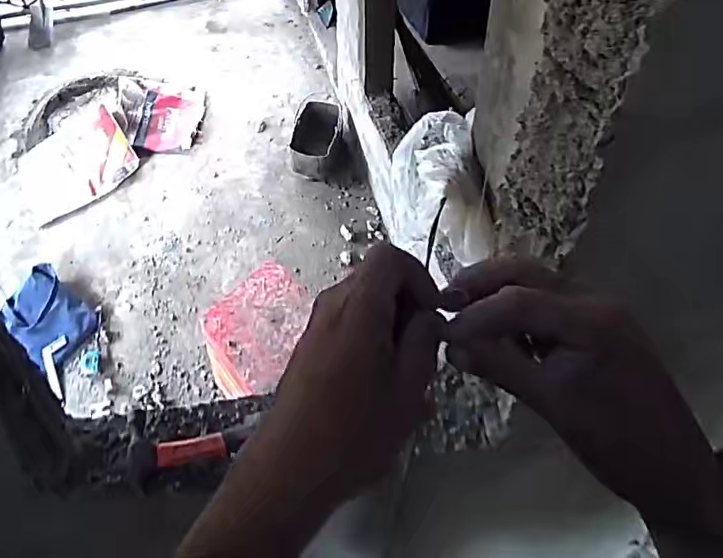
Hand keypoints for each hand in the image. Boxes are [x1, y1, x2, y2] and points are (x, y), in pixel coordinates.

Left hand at [180, 245, 443, 555]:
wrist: (290, 467)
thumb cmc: (353, 432)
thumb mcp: (408, 389)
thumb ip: (424, 341)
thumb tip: (428, 318)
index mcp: (358, 305)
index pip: (390, 255)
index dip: (419, 276)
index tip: (433, 313)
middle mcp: (333, 301)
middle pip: (377, 275)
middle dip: (407, 301)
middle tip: (422, 346)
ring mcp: (318, 319)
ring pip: (365, 298)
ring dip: (390, 320)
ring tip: (402, 368)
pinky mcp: (311, 340)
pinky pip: (349, 317)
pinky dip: (371, 332)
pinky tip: (377, 379)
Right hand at [440, 257, 722, 556]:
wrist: (679, 476)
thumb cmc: (617, 443)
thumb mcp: (552, 405)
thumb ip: (500, 366)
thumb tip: (450, 344)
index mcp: (590, 319)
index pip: (519, 299)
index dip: (476, 312)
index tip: (443, 328)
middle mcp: (595, 300)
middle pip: (526, 273)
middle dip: (483, 282)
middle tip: (446, 299)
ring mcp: (600, 309)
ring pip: (537, 282)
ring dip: (499, 292)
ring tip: (465, 310)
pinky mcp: (600, 324)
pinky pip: (550, 301)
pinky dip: (520, 308)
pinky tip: (501, 328)